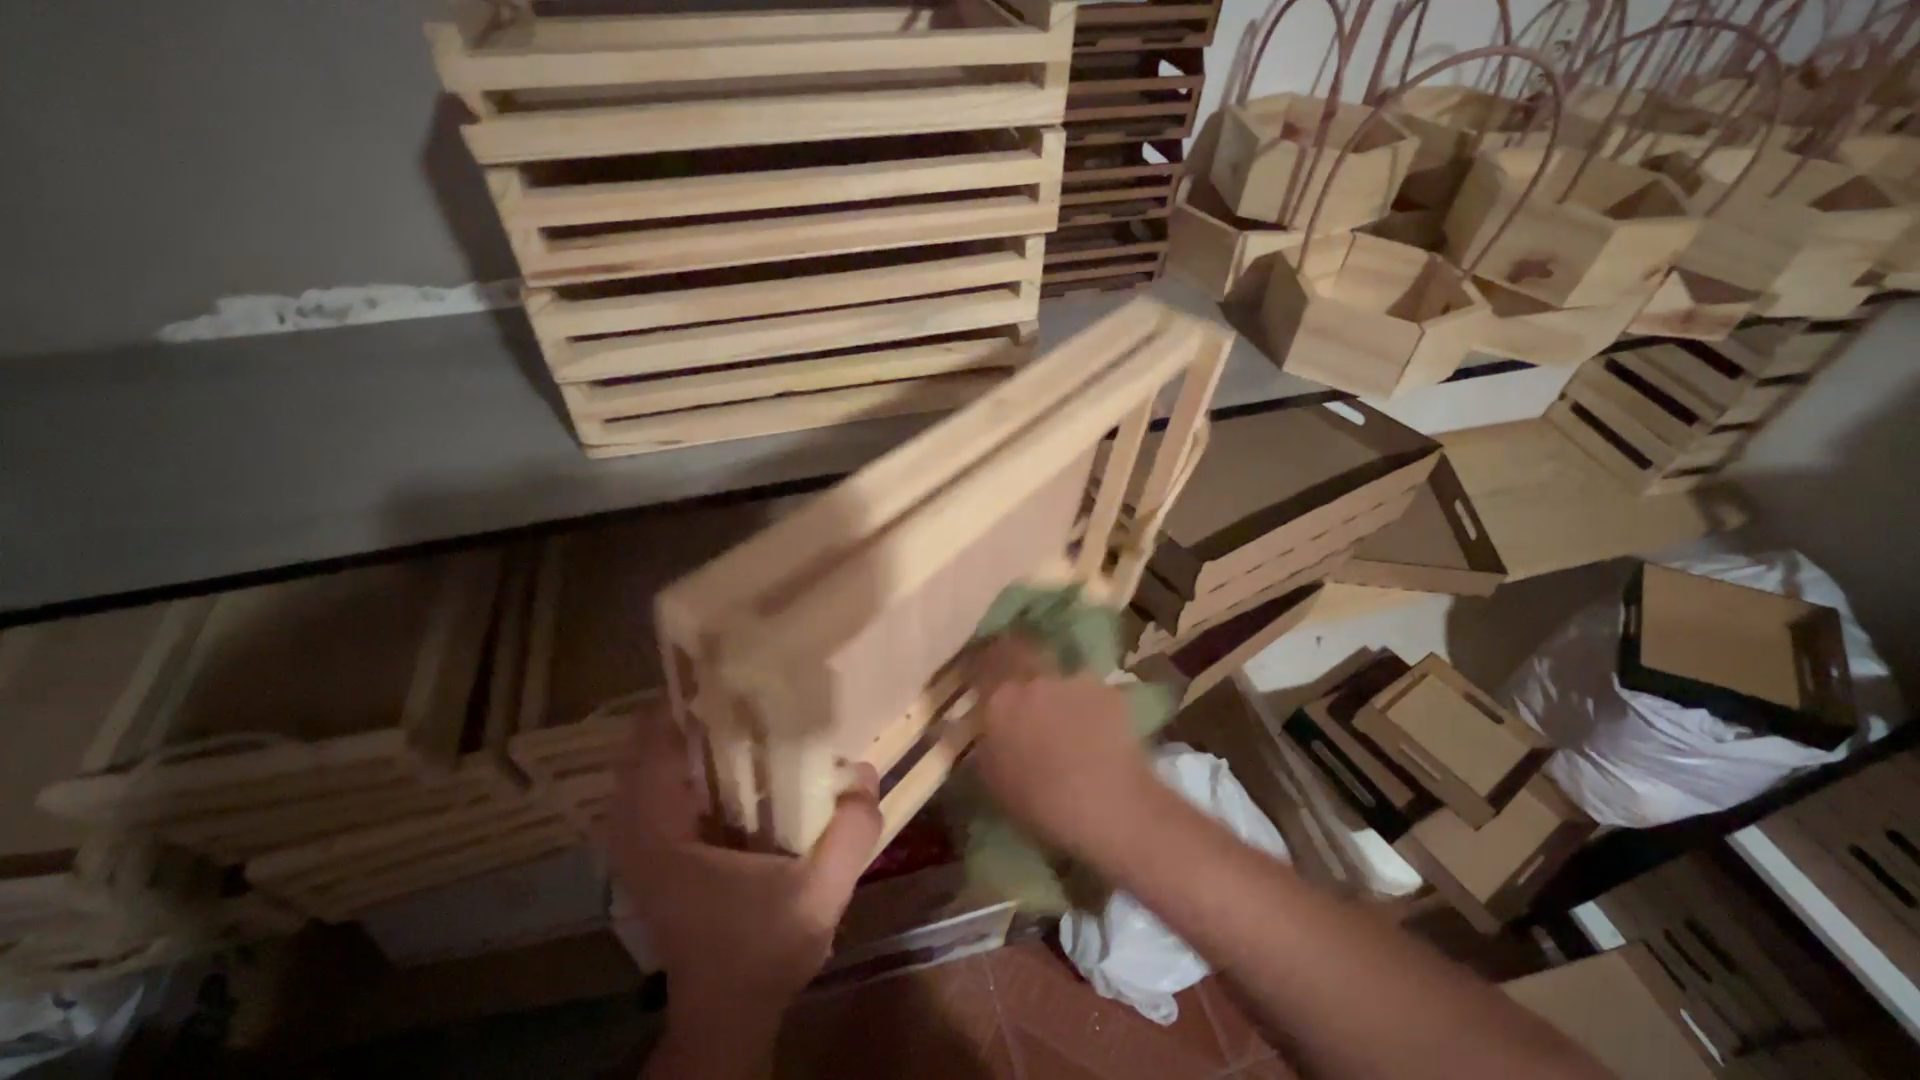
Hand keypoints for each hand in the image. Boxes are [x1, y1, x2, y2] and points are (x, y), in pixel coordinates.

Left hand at [602, 708, 881, 1019]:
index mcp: (660, 834)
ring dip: (690, 738)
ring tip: (746, 715)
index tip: (737, 670)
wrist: (728, 1014)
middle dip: (694, 712)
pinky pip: (659, 789)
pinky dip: (690, 766)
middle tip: (750, 688)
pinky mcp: (652, 855)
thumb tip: (864, 771)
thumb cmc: (762, 954)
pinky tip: (738, 762)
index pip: (655, 742)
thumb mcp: (818, 896)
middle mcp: (634, 832)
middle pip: (648, 744)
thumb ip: (849, 835)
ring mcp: (638, 845)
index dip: (690, 700)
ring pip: (651, 766)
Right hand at [966, 638, 1157, 859]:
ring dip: (1056, 689)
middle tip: (1019, 687)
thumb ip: (982, 745)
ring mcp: (1075, 681)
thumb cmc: (1038, 802)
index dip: (979, 664)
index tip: (978, 672)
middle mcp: (1035, 679)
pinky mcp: (1110, 692)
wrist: (1106, 804)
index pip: (982, 663)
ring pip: (1058, 674)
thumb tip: (975, 730)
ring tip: (1063, 718)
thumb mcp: (992, 781)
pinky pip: (1090, 692)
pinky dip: (1087, 705)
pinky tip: (1093, 730)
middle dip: (1016, 661)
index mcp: (999, 699)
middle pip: (1020, 652)